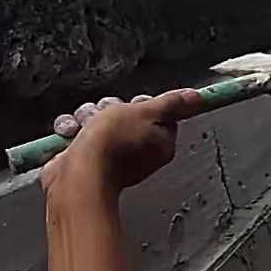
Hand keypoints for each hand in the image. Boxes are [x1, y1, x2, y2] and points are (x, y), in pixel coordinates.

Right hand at [40, 89, 204, 197]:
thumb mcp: (147, 112)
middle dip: (109, 109)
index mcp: (159, 143)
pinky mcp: (86, 157)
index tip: (132, 107)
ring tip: (85, 127)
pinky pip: (78, 132)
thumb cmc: (113, 143)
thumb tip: (197, 97)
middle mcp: (137, 151)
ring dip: (87, 117)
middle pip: (124, 112)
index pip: (155, 112)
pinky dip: (72, 130)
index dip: (141, 104)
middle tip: (107, 117)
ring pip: (98, 118)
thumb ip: (172, 103)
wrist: (78, 173)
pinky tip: (72, 134)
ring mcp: (110, 155)